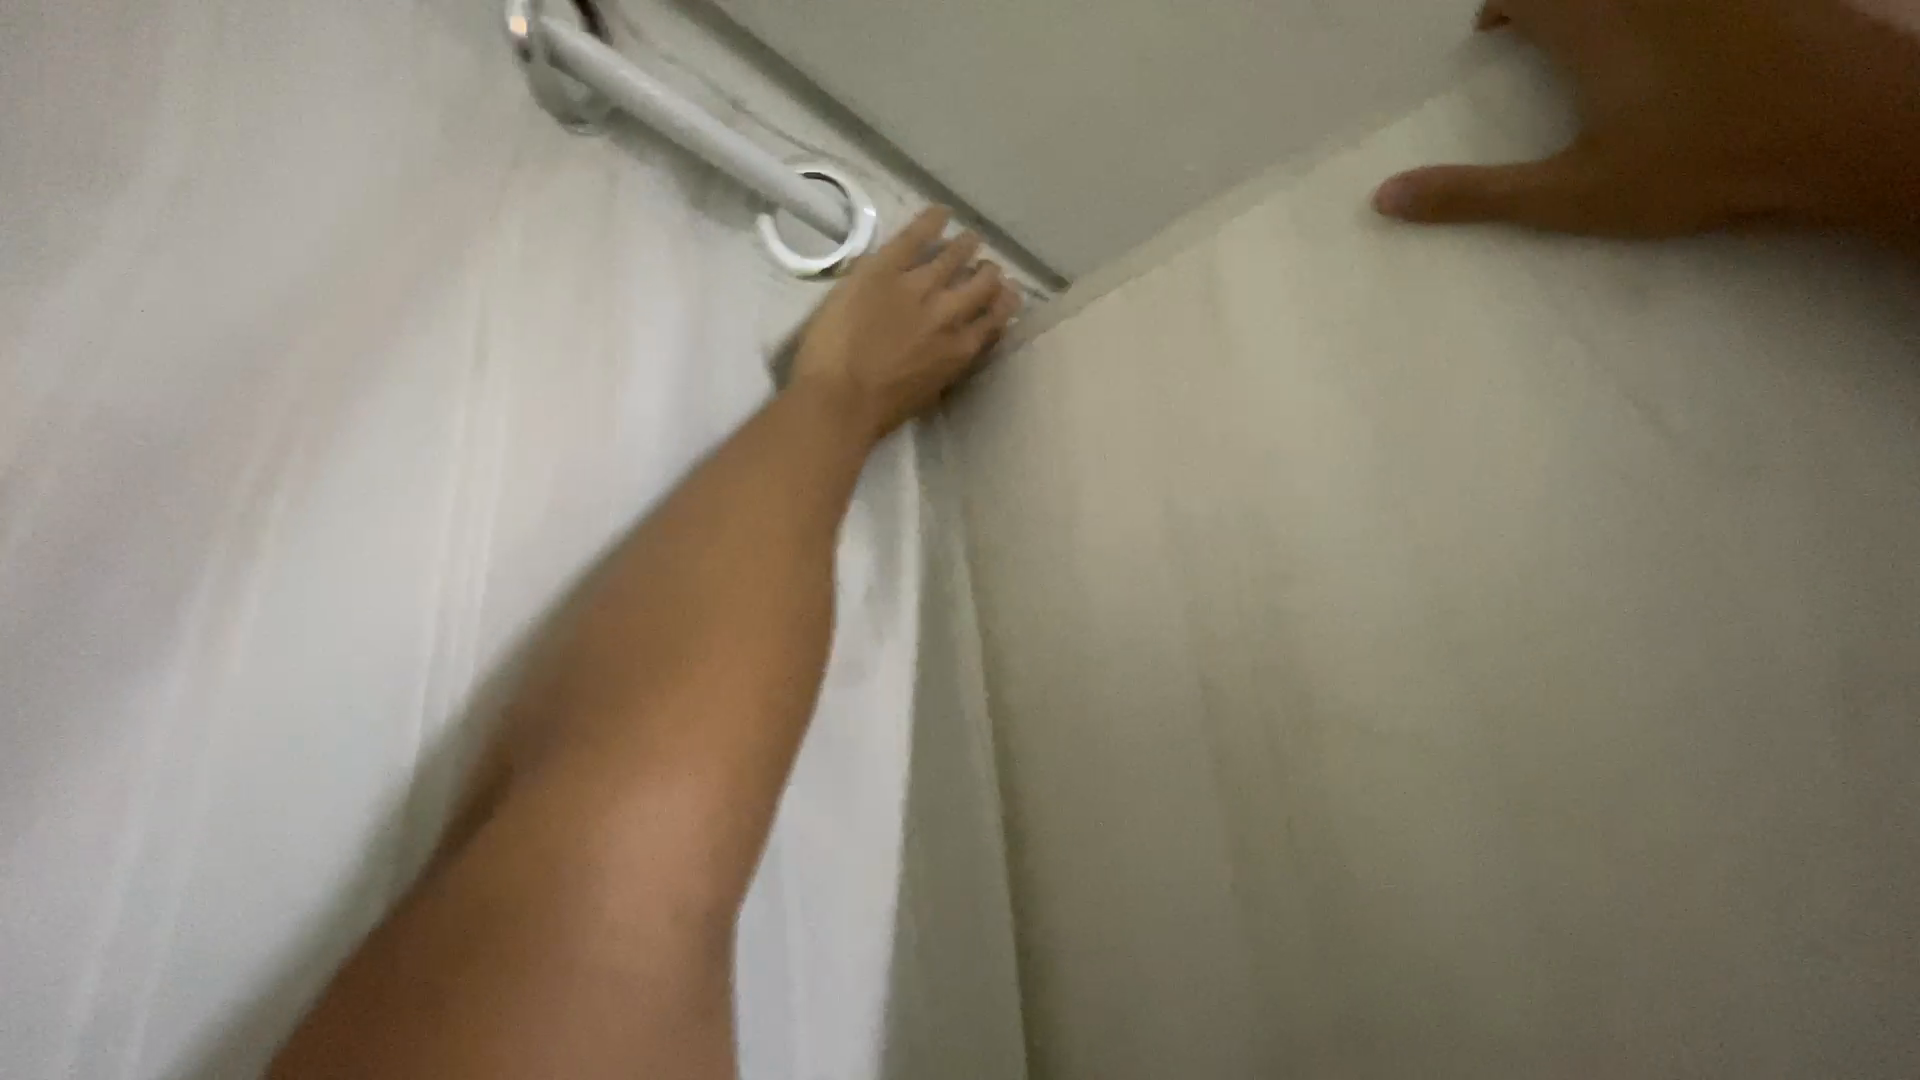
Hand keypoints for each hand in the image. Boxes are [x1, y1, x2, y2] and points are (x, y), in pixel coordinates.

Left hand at [789, 206, 1022, 441]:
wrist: (839, 398)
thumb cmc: (878, 412)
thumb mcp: (927, 395)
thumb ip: (945, 369)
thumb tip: (951, 354)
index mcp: (959, 352)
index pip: (993, 321)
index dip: (1002, 305)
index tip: (1007, 295)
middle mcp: (948, 315)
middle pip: (980, 285)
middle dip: (987, 275)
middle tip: (987, 267)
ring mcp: (917, 287)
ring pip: (953, 257)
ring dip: (965, 247)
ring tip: (971, 239)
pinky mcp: (884, 269)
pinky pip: (914, 237)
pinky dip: (932, 222)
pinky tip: (942, 212)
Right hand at [1372, 0, 1919, 241]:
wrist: (1844, 131)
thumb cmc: (1694, 167)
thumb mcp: (1566, 197)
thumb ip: (1472, 196)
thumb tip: (1383, 198)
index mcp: (1593, 27)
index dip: (1503, 4)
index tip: (1495, 32)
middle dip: (1546, 2)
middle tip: (1537, 28)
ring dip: (1598, 2)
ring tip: (1597, 31)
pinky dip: (1655, 6)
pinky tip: (1669, 28)